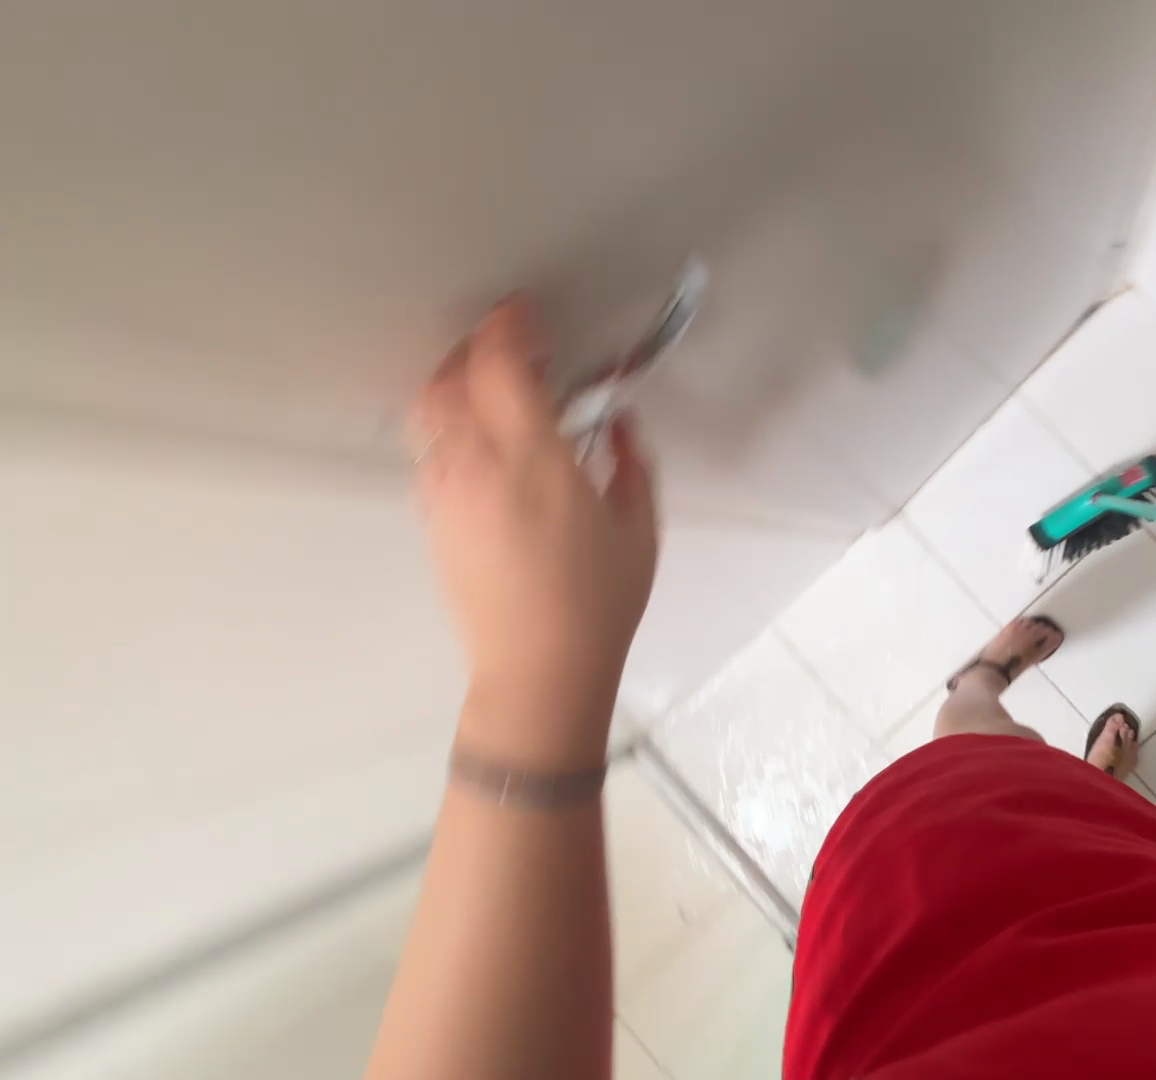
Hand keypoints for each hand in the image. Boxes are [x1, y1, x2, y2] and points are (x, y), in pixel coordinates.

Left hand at [410, 297, 658, 760]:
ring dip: (455, 379)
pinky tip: (484, 436)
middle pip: (448, 377)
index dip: (509, 327)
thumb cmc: (600, 598)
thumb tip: (615, 422)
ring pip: (428, 409)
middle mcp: (475, 466)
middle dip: (474, 346)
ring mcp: (444, 491)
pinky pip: (430, 446)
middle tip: (511, 341)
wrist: (539, 667)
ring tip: (494, 383)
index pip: (501, 368)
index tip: (525, 311)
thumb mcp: (639, 526)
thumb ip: (629, 460)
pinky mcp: (432, 517)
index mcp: (534, 462)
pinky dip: (450, 418)